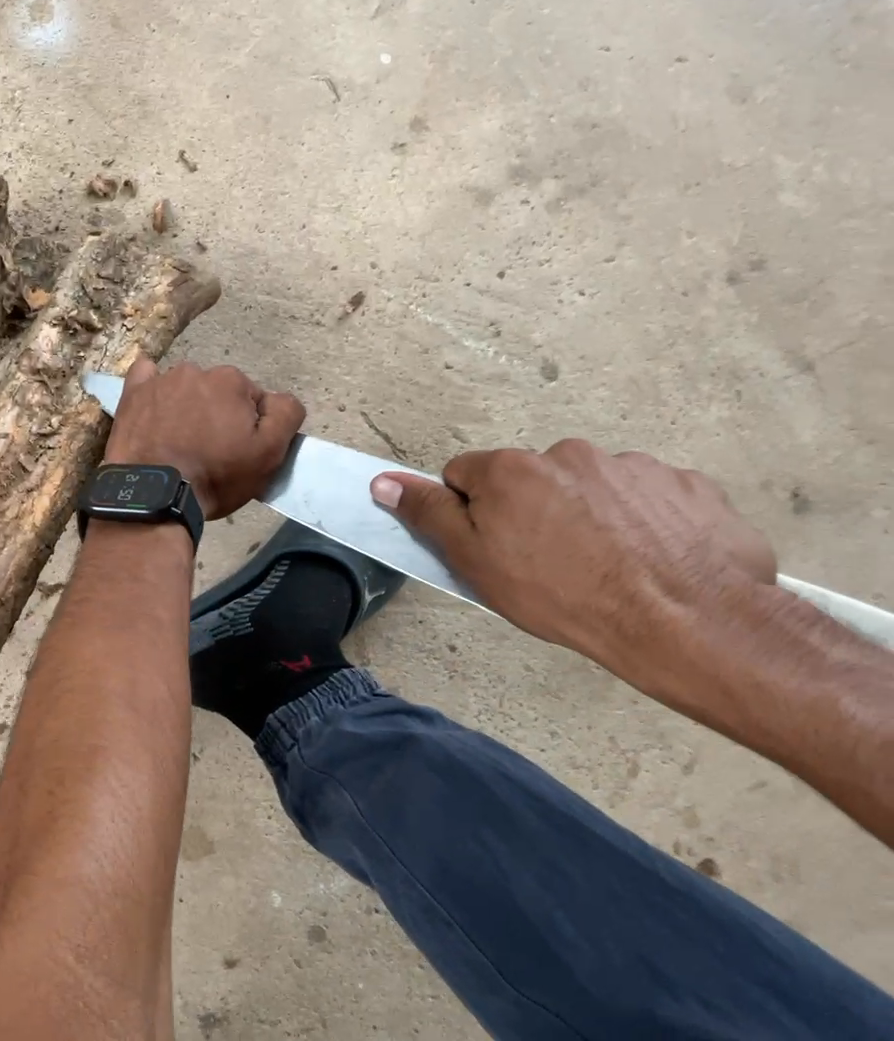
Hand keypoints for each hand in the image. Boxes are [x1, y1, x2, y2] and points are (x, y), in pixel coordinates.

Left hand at [102, 358, 305, 519]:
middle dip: (216, 415)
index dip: (248, 427)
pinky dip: (151, 388)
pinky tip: (152, 404)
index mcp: (231, 381)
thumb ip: (286, 414)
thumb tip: (277, 399)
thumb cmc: (214, 475)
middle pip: (216, 393)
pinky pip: (145, 377)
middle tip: (208, 451)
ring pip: (184, 390)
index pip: (251, 400)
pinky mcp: (131, 395)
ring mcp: (159, 381)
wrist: (154, 493)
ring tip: (177, 442)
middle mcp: (195, 371)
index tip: (236, 450)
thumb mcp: (269, 453)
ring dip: (186, 407)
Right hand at [371, 440, 776, 670]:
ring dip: (589, 514)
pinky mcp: (690, 486)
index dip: (472, 512)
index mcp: (510, 470)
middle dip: (532, 509)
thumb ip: (427, 514)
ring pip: (591, 487)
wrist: (683, 619)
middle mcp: (568, 454)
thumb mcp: (472, 561)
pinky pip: (650, 497)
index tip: (491, 546)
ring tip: (603, 564)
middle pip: (531, 478)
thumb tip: (384, 482)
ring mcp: (635, 466)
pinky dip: (644, 521)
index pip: (466, 475)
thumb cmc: (562, 594)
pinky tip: (649, 558)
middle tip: (545, 561)